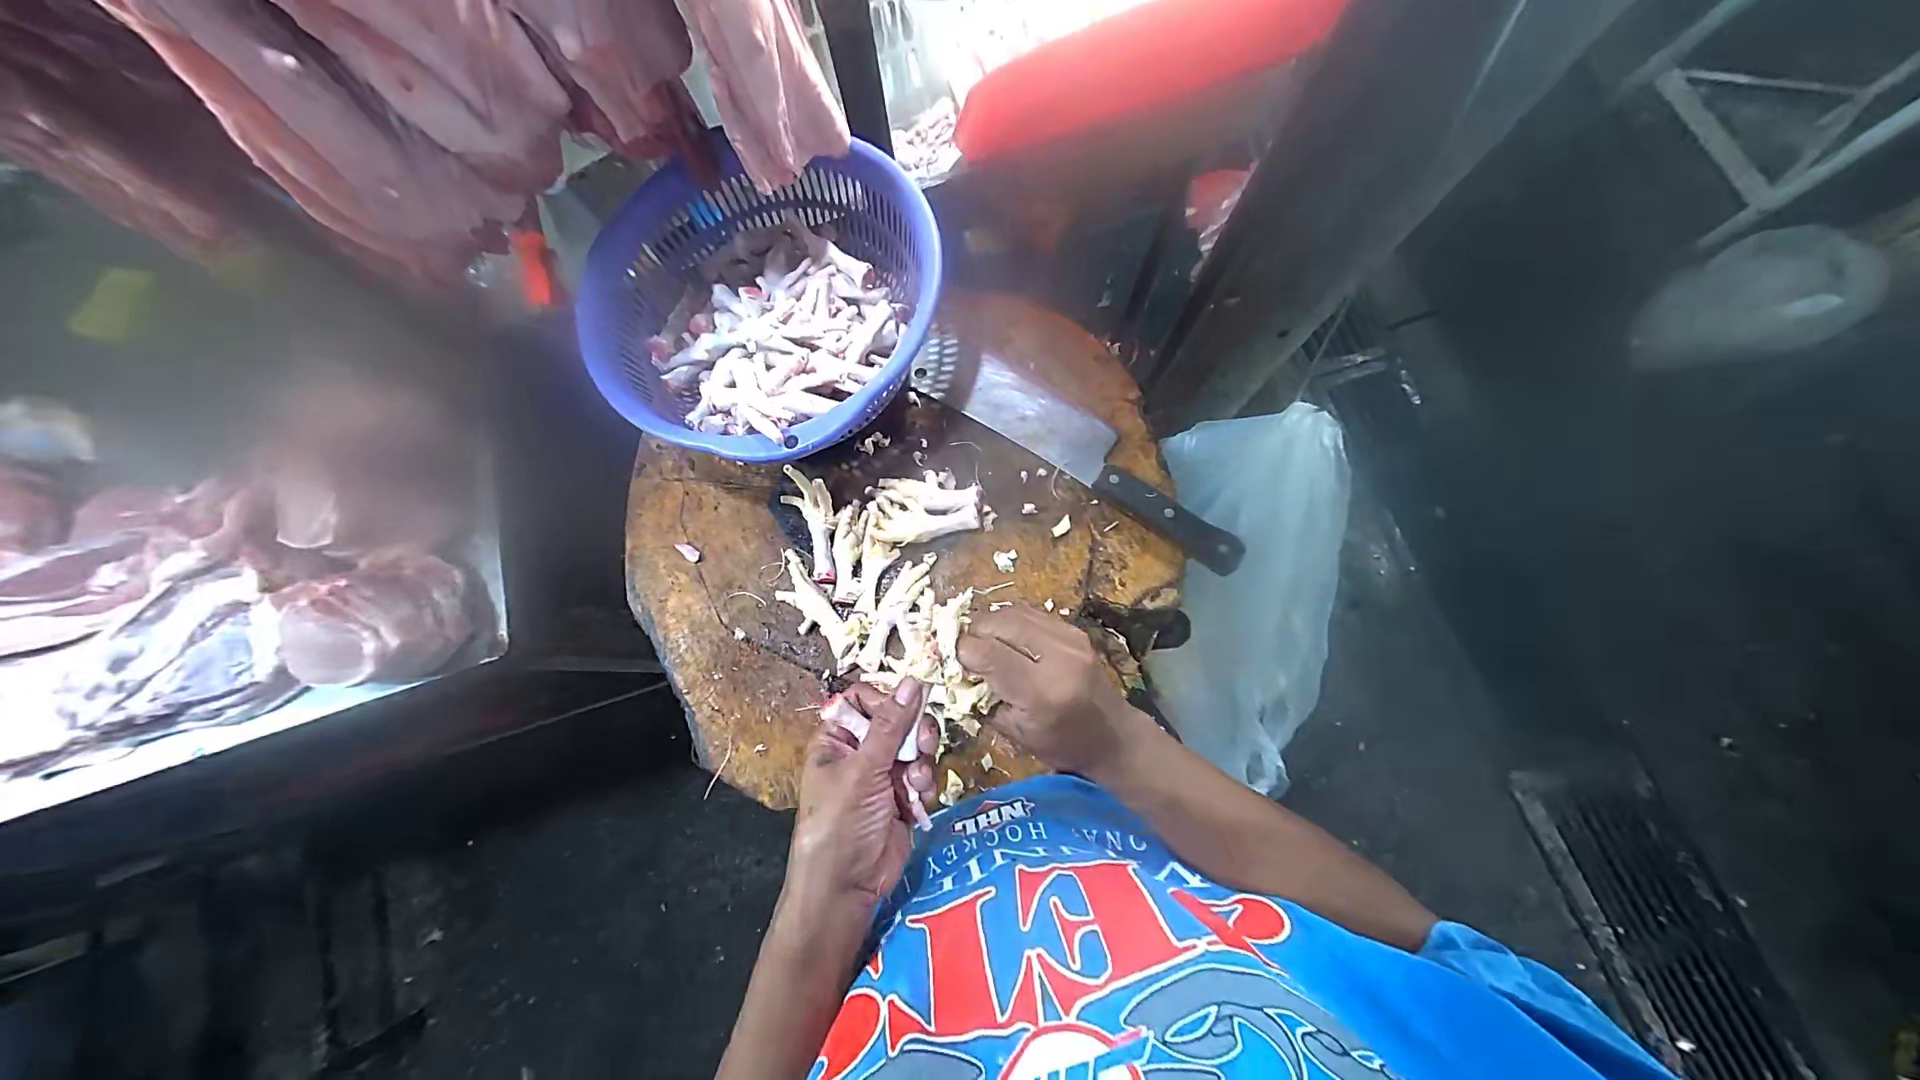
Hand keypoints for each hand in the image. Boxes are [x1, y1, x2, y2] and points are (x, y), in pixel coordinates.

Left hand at [786, 679, 938, 910]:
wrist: (847, 886)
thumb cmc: (841, 822)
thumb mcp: (863, 769)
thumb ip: (892, 725)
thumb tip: (912, 681)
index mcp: (838, 738)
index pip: (864, 699)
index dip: (887, 701)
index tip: (904, 711)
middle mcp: (861, 751)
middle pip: (899, 720)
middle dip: (914, 733)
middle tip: (922, 745)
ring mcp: (883, 774)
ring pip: (916, 746)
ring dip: (921, 762)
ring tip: (916, 782)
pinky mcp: (904, 796)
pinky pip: (924, 774)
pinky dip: (925, 784)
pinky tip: (918, 801)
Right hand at [958, 605, 1148, 778]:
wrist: (1112, 736)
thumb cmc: (1061, 744)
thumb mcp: (1015, 732)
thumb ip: (982, 699)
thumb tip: (953, 669)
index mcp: (1041, 692)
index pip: (988, 654)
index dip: (961, 651)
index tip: (948, 658)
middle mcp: (1058, 657)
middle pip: (998, 623)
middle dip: (972, 632)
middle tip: (961, 648)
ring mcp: (1070, 639)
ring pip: (1013, 612)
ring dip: (989, 623)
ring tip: (980, 641)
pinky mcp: (1074, 631)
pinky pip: (1030, 614)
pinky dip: (1009, 622)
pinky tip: (1004, 638)